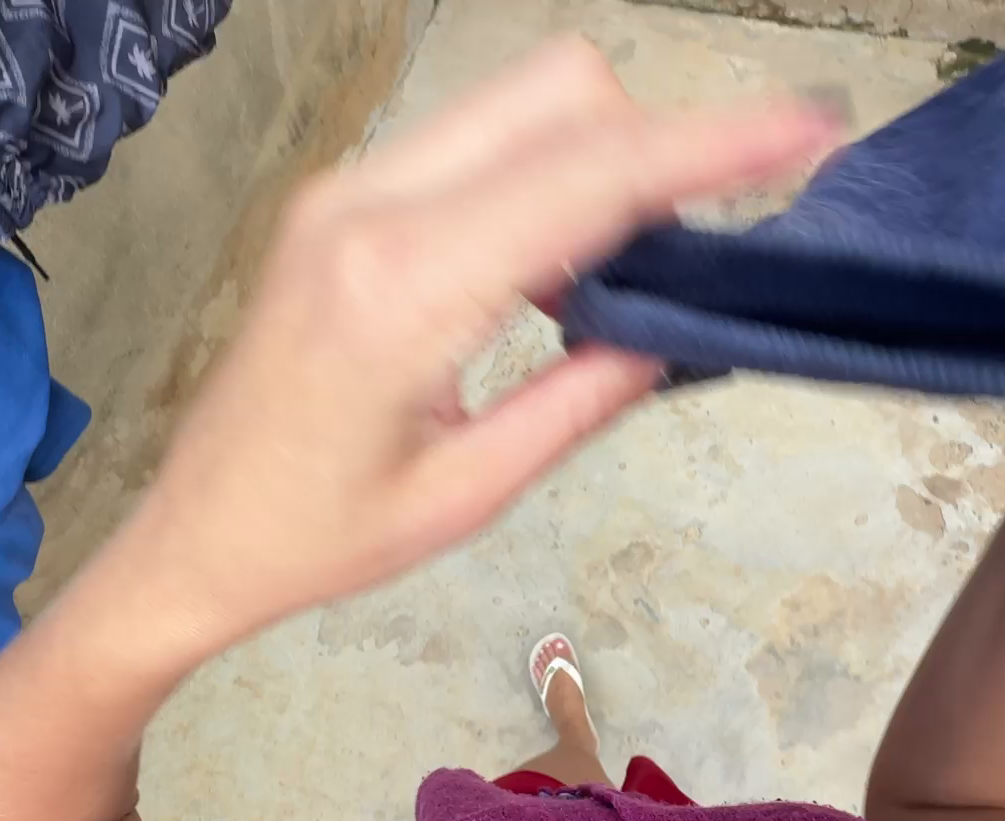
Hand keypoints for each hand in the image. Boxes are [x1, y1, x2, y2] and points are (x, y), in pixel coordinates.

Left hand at [114, 38, 834, 649]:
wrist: (196, 535)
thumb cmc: (321, 541)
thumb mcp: (468, 492)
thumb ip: (581, 398)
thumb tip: (669, 327)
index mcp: (401, 291)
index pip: (589, 176)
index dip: (713, 146)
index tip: (808, 133)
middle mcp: (366, 208)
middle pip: (557, 94)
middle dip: (653, 145)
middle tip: (684, 250)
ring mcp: (342, 195)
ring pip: (513, 107)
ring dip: (591, 165)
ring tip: (607, 281)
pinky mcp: (336, 207)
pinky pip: (468, 151)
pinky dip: (534, 183)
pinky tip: (541, 272)